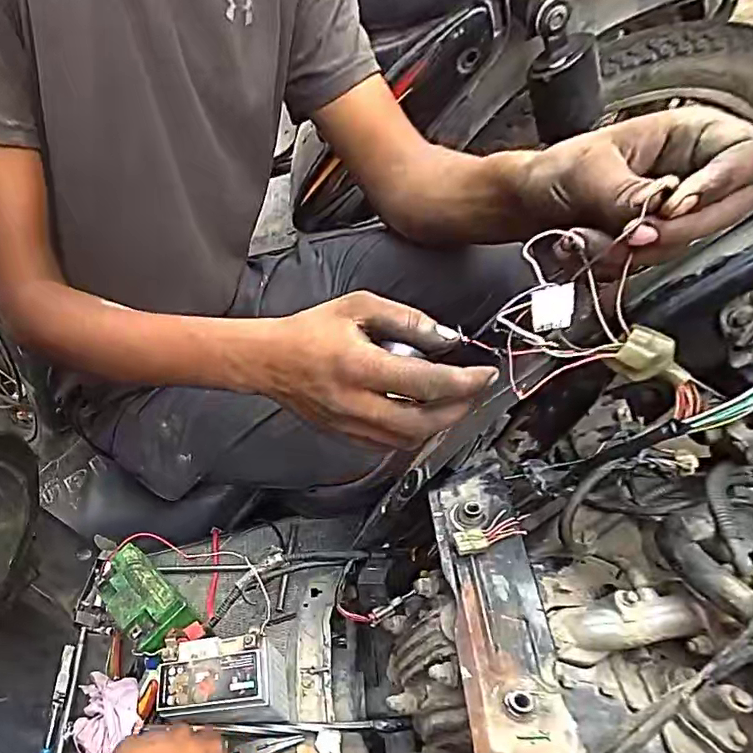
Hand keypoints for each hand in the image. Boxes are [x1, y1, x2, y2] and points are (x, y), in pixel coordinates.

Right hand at [251, 291, 496, 448]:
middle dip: (457, 410)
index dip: (465, 382)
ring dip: (435, 426)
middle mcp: (353, 402)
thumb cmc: (309, 331)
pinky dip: (408, 435)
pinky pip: (384, 446)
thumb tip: (445, 338)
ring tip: (447, 405)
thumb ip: (406, 319)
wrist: (269, 360)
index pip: (427, 383)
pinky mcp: (340, 433)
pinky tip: (416, 416)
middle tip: (471, 393)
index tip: (483, 374)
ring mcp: (346, 423)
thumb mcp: (359, 306)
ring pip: (405, 440)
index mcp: (359, 366)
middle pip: (421, 423)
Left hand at [522, 106, 752, 268]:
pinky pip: (643, 265)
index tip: (671, 207)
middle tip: (632, 236)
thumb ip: (627, 194)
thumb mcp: (590, 171)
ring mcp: (672, 214)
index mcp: (695, 136)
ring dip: (628, 251)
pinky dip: (609, 265)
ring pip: (681, 244)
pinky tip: (577, 248)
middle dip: (676, 231)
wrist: (521, 203)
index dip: (720, 185)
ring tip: (580, 237)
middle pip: (729, 210)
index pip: (750, 156)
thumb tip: (658, 217)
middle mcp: (694, 175)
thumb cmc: (556, 170)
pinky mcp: (645, 244)